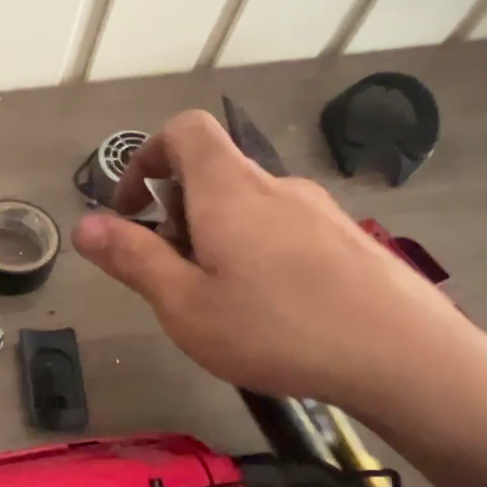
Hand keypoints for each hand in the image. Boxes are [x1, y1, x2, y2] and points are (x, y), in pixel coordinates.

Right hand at [73, 109, 486, 429]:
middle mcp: (275, 187)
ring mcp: (318, 211)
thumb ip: (133, 260)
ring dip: (214, 239)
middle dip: (176, 214)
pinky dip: (254, 253)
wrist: (402, 356)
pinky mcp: (345, 240)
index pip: (186, 130)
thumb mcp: (184, 305)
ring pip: (247, 207)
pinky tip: (267, 312)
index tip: (131, 209)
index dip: (147, 156)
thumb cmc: (276, 330)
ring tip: (217, 304)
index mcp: (230, 191)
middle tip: (169, 277)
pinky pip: (282, 231)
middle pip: (214, 173)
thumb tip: (84, 224)